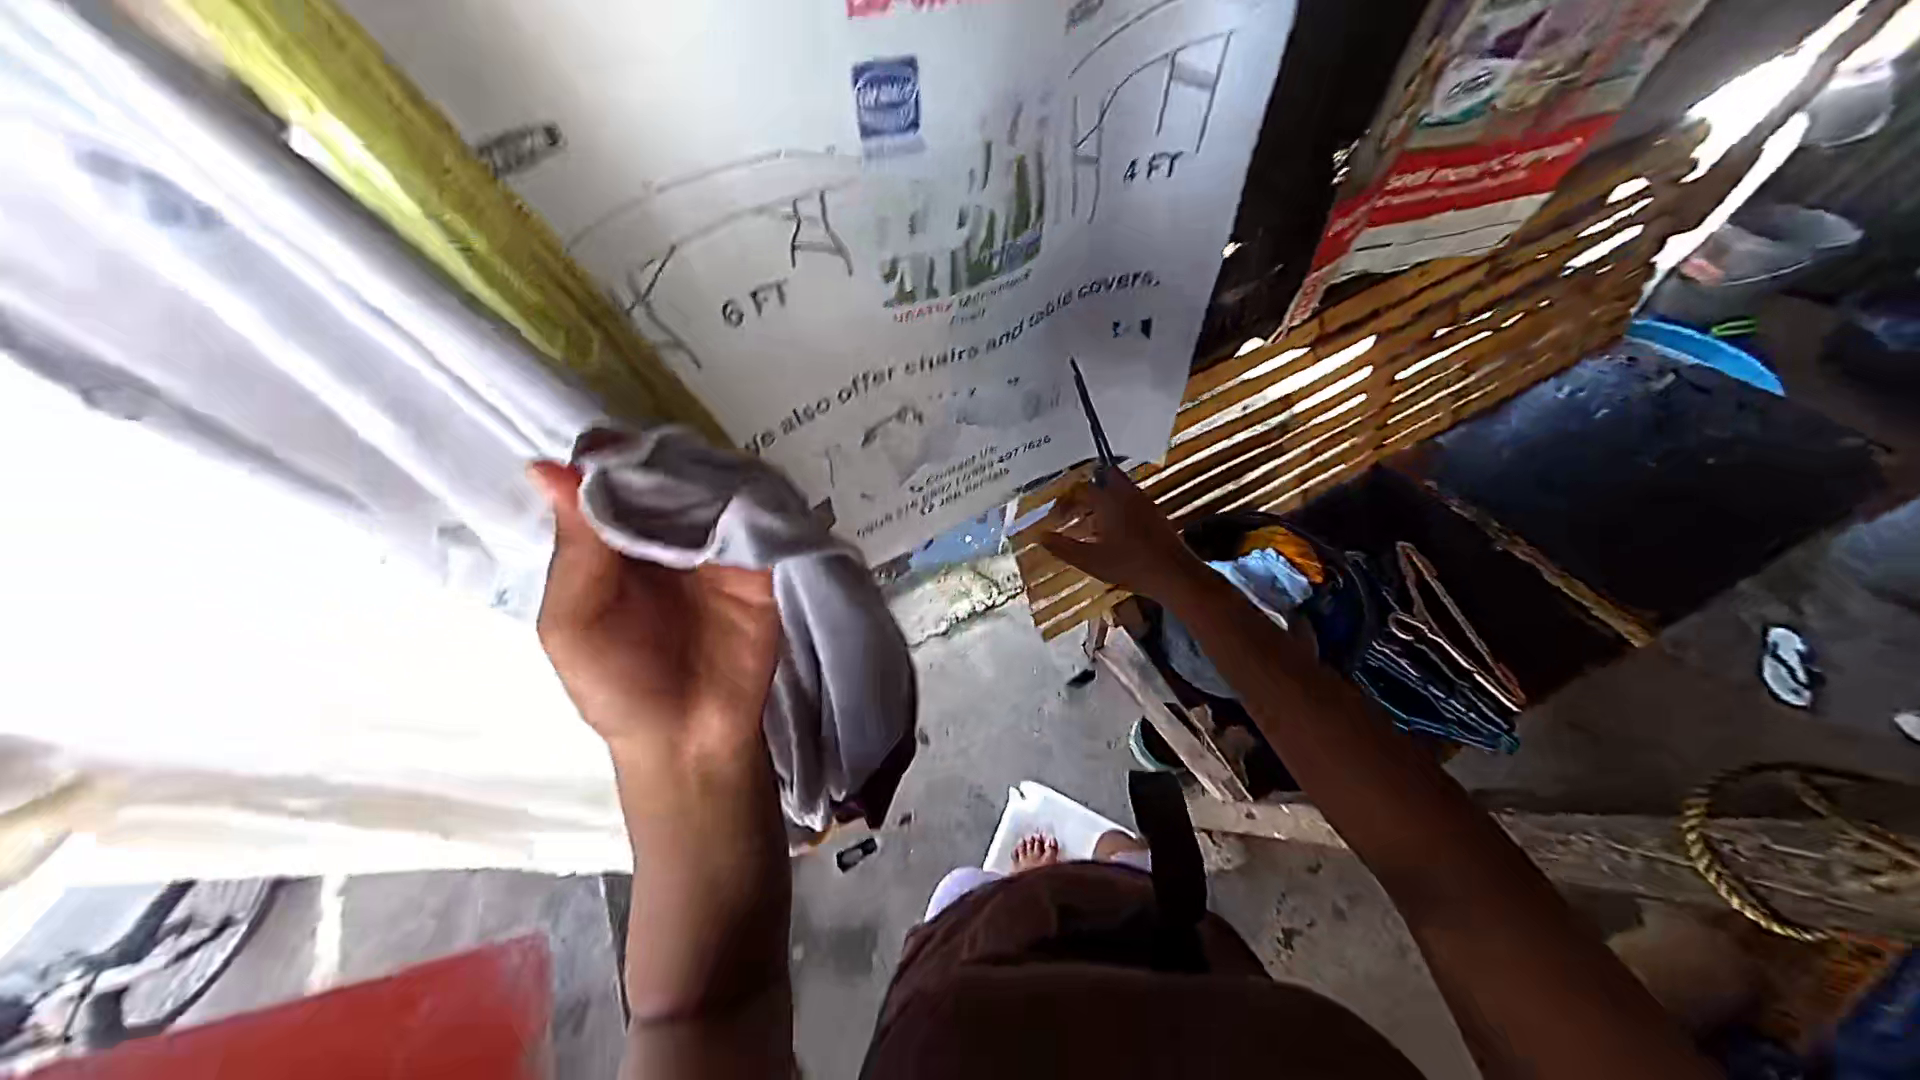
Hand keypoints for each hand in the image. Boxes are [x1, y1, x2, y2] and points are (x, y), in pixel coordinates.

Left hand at [528, 460, 780, 759]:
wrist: (690, 737)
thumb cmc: (616, 686)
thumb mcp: (572, 623)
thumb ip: (573, 551)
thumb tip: (546, 467)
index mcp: (609, 542)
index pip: (608, 478)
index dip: (610, 455)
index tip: (613, 446)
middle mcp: (661, 532)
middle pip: (665, 472)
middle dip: (665, 457)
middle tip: (669, 458)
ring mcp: (713, 545)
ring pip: (713, 487)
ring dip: (710, 473)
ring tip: (705, 469)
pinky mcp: (758, 562)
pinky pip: (757, 520)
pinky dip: (752, 501)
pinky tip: (744, 493)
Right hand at [1038, 471, 1215, 606]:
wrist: (1174, 574)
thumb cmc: (1130, 566)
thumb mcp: (1090, 560)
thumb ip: (1063, 547)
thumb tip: (1040, 537)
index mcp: (1108, 501)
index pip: (1079, 491)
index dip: (1063, 504)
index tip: (1055, 520)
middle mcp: (1127, 494)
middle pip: (1101, 480)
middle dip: (1084, 495)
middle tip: (1073, 514)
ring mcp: (1144, 502)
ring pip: (1117, 490)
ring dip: (1100, 503)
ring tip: (1089, 526)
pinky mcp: (1154, 514)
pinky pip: (1129, 501)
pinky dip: (1115, 510)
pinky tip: (1111, 534)